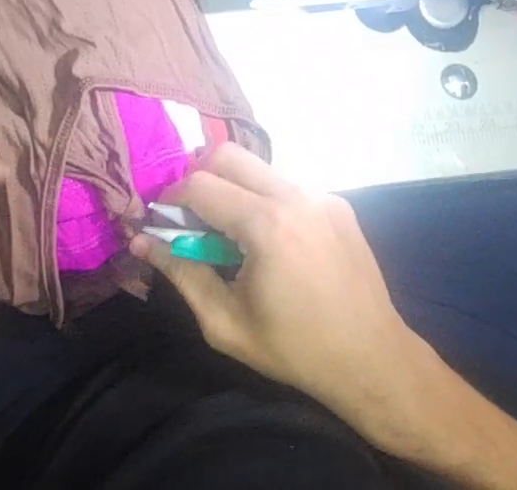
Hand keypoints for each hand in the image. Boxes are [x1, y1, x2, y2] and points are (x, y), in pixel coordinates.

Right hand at [133, 146, 516, 489]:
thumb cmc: (295, 350)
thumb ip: (181, 271)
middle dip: (199, 178)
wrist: (375, 361)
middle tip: (192, 217)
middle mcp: (295, 195)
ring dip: (233, 188)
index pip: (199, 184)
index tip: (161, 222)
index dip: (170, 199)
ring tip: (232, 233)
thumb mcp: (225, 322)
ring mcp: (321, 195)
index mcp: (266, 225)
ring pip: (258, 167)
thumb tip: (141, 240)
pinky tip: (271, 242)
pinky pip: (286, 185)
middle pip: (227, 154)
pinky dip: (265, 200)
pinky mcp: (338, 202)